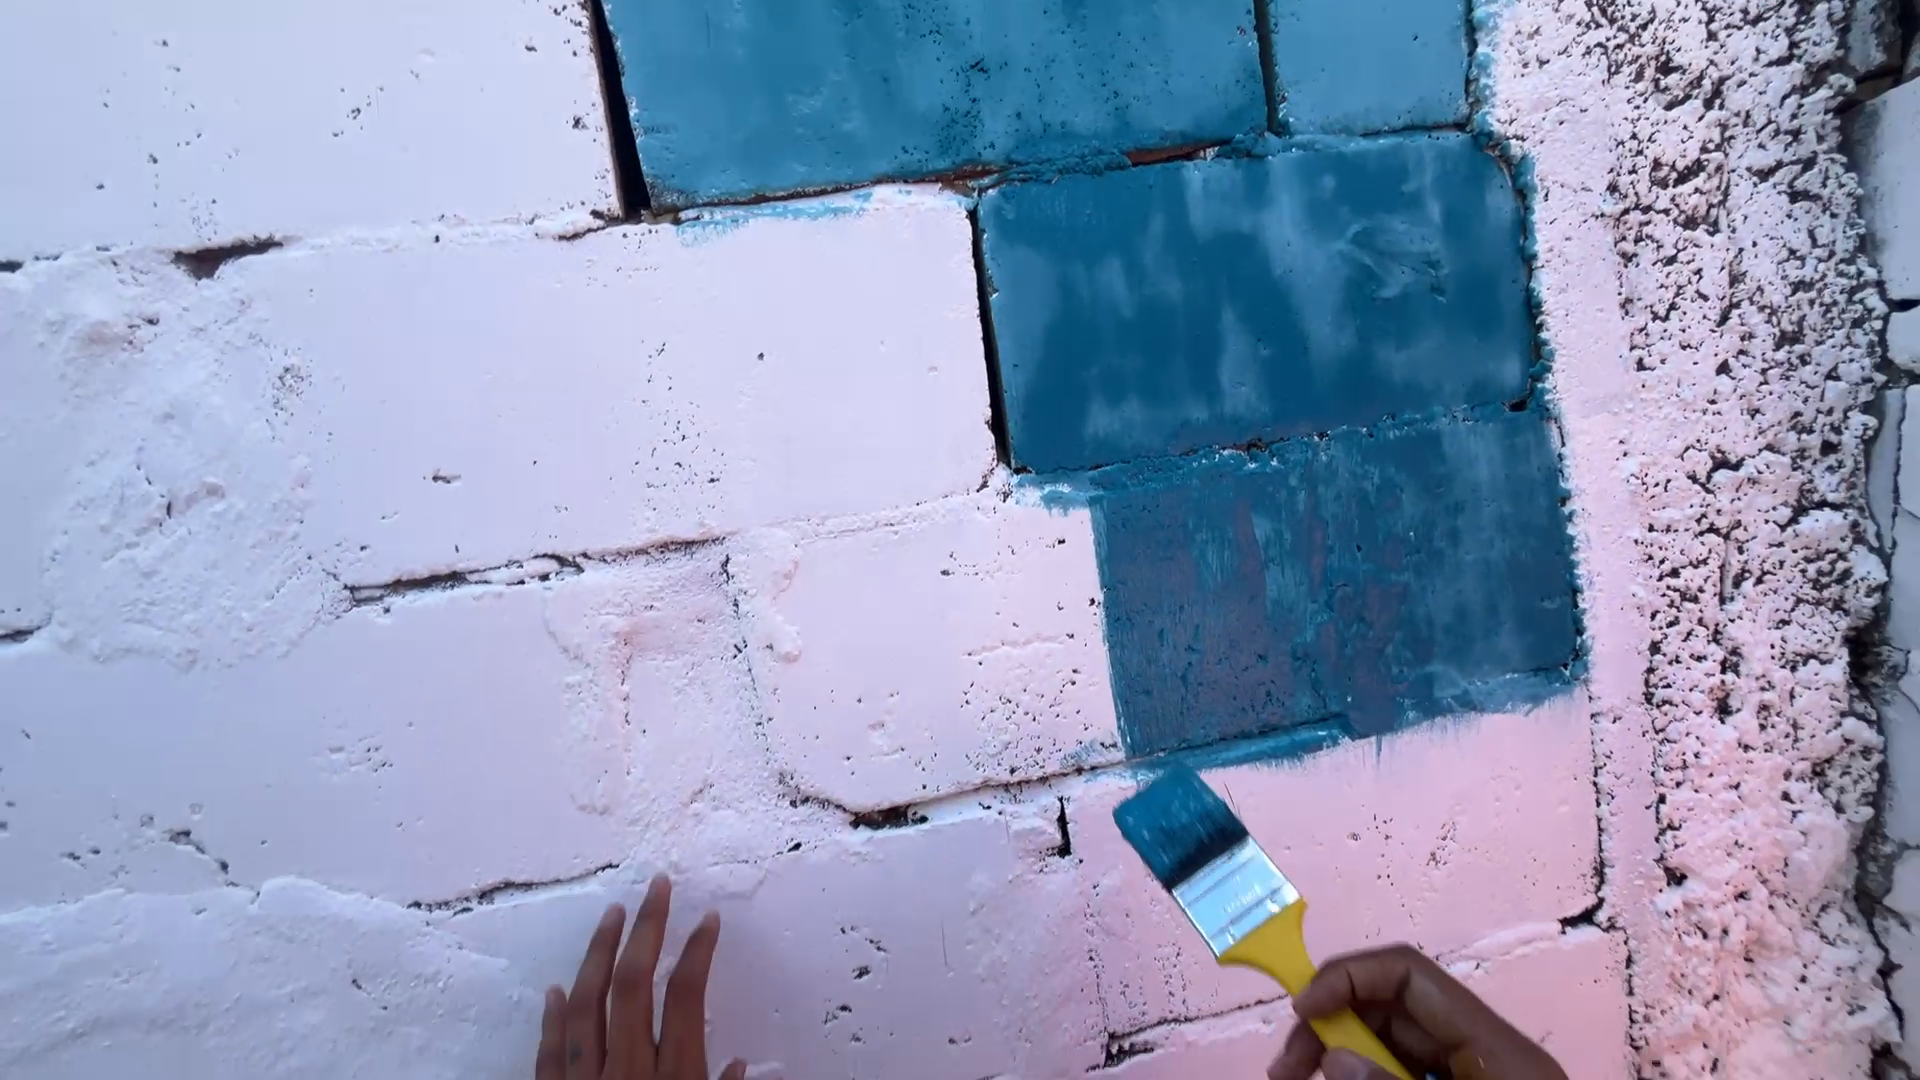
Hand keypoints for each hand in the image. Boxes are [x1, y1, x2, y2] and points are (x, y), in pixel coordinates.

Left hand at [536, 875, 745, 1079]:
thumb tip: (738, 1064)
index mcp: (674, 1075)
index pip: (685, 994)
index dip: (699, 950)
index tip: (708, 918)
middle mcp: (627, 1071)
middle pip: (632, 984)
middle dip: (647, 928)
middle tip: (657, 887)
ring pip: (586, 1008)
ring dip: (599, 955)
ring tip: (612, 915)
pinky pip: (549, 1056)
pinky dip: (552, 1021)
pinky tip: (556, 991)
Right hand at [1267, 944, 1567, 1079]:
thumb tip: (1335, 1058)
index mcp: (1494, 1046)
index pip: (1406, 972)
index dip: (1347, 977)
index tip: (1302, 1011)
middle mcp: (1480, 1050)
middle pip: (1387, 1007)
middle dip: (1330, 1025)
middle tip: (1287, 1067)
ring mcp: (1470, 1077)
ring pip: (1385, 1042)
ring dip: (1337, 1055)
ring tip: (1294, 1077)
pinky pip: (1398, 1071)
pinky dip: (1361, 1075)